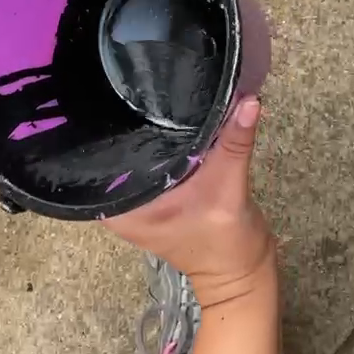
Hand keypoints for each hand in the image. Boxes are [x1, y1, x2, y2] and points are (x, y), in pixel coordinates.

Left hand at [105, 97, 274, 306]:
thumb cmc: (225, 241)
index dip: (117, 124)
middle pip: (126, 150)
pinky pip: (163, 158)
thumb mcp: (230, 187)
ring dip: (161, 129)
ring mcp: (143, 197)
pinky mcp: (163, 191)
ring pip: (146, 152)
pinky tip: (182, 116)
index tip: (131, 92)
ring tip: (166, 92)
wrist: (242, 271)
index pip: (106, 158)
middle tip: (153, 83)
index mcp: (122, 209)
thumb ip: (235, 142)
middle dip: (142, 119)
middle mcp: (124, 202)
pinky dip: (175, 141)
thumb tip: (247, 99)